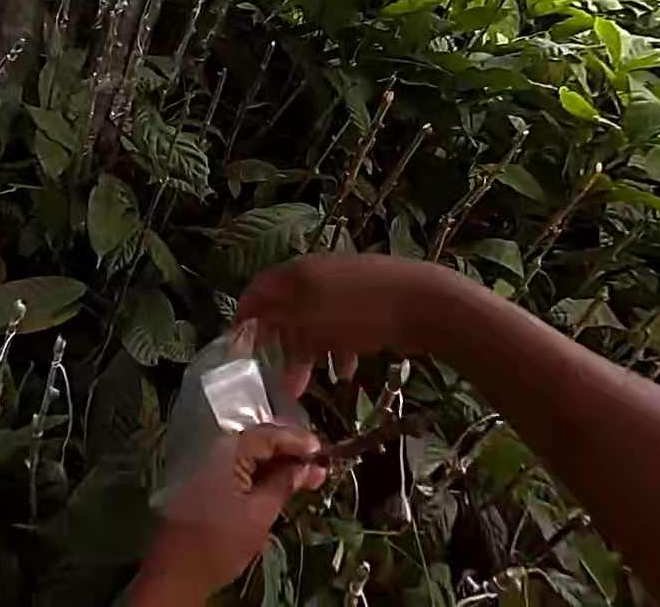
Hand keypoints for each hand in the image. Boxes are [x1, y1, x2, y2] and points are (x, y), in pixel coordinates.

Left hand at [133, 424, 325, 603]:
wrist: (176, 574)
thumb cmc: (218, 543)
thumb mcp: (259, 515)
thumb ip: (283, 483)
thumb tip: (305, 465)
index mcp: (230, 450)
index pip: (270, 434)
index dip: (298, 440)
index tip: (322, 449)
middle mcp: (220, 447)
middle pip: (263, 438)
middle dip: (292, 448)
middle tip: (319, 460)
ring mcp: (214, 461)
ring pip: (255, 451)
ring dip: (281, 460)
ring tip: (308, 471)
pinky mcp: (212, 476)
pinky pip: (244, 463)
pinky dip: (265, 470)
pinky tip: (283, 479)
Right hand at [235, 255, 459, 398]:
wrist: (422, 301)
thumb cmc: (359, 311)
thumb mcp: (313, 326)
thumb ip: (285, 336)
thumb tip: (269, 355)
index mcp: (299, 273)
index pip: (260, 288)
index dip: (245, 314)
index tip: (237, 344)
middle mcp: (319, 275)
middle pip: (288, 308)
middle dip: (280, 343)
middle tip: (272, 374)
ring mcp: (345, 286)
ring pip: (315, 321)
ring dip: (309, 352)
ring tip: (307, 386)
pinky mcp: (368, 300)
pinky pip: (341, 325)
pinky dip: (338, 348)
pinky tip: (346, 373)